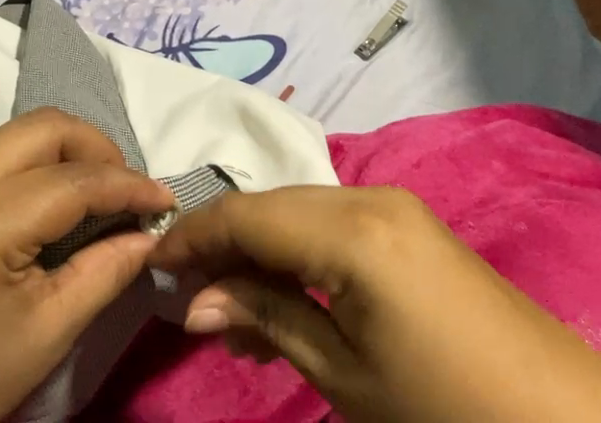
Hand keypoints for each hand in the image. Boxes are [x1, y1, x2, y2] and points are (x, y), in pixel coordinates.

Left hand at [0, 107, 176, 421]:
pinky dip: (43, 160)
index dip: (127, 184)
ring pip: (24, 130)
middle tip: (131, 194)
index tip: (166, 200)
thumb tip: (149, 234)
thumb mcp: (48, 333)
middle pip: (46, 126)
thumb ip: (105, 273)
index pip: (72, 179)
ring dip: (71, 151)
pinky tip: (63, 197)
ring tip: (103, 196)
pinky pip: (4, 146)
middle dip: (99, 150)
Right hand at [150, 186, 600, 422]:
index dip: (190, 237)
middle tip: (192, 301)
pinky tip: (285, 301)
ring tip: (237, 318)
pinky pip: (332, 225)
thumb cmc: (449, 409)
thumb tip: (197, 301)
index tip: (151, 266)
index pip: (243, 214)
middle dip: (223, 247)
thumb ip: (266, 318)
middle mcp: (368, 197)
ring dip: (259, 254)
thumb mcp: (344, 374)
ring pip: (297, 212)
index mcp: (350, 229)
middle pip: (268, 205)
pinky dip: (297, 255)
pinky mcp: (413, 228)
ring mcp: (396, 207)